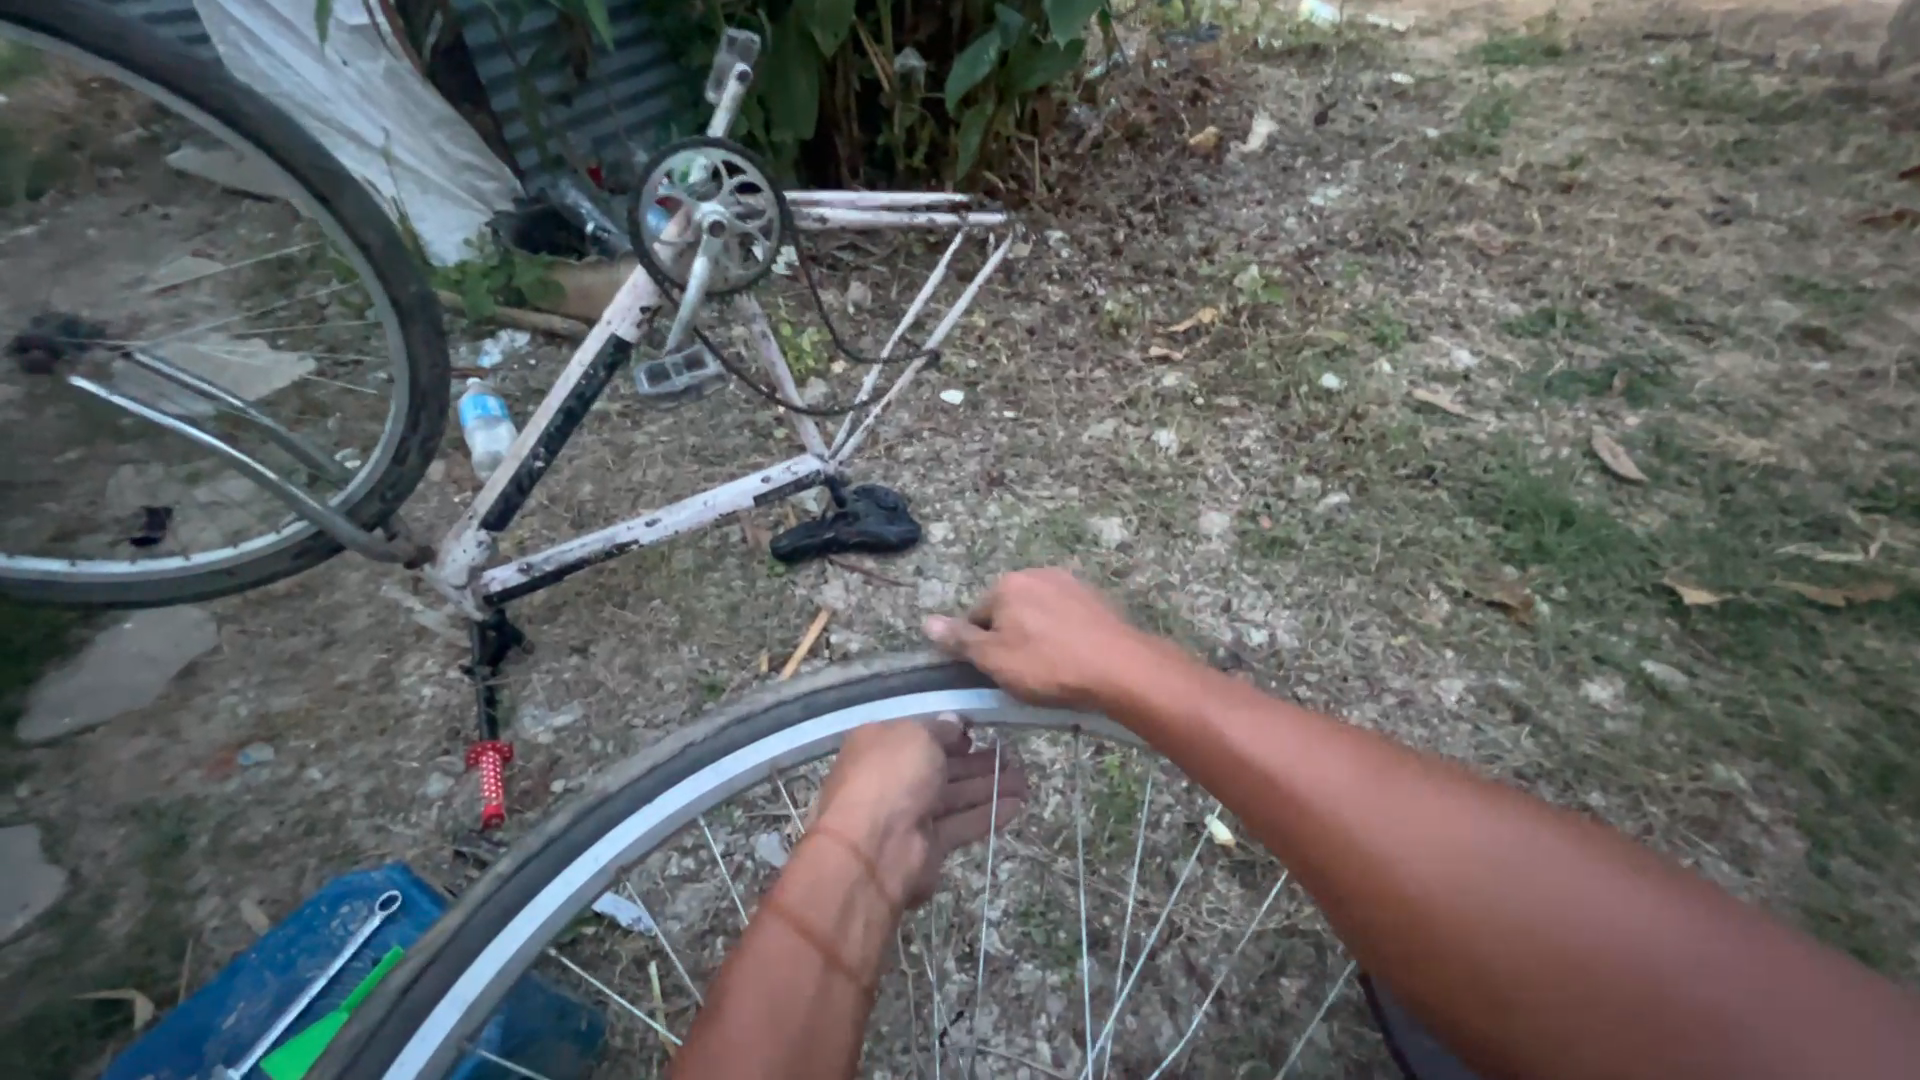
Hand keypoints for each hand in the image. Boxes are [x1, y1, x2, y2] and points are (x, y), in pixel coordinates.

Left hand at [815, 714, 1027, 907]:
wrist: (874, 848)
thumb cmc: (891, 775)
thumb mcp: (917, 735)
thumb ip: (940, 728)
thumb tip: (955, 722)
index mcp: (880, 745)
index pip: (919, 734)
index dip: (948, 731)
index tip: (976, 728)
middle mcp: (894, 777)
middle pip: (941, 766)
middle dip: (976, 760)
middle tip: (1011, 754)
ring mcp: (910, 813)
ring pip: (955, 795)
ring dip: (989, 786)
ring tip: (1024, 779)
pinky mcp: (928, 844)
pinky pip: (962, 823)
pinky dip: (987, 814)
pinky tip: (1016, 805)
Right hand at [923, 568, 1155, 709]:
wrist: (1119, 668)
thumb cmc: (1049, 666)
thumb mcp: (994, 660)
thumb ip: (960, 640)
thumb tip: (926, 622)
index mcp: (1006, 585)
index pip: (976, 617)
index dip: (981, 649)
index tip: (996, 672)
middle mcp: (1035, 573)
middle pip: (1007, 610)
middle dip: (1010, 637)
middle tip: (1023, 673)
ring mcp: (1069, 582)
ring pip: (1038, 612)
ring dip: (1037, 634)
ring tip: (1051, 667)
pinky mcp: (1095, 596)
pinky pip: (1066, 615)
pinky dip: (1063, 632)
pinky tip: (1074, 656)